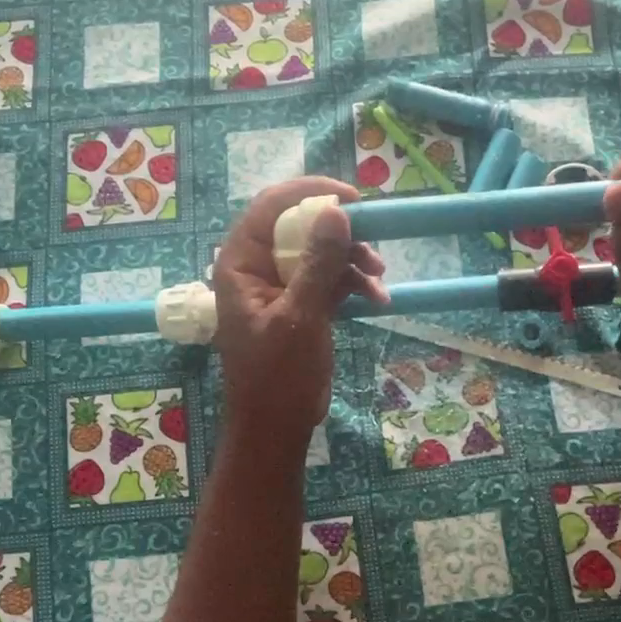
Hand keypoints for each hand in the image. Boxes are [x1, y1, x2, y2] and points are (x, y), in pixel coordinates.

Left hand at [213, 178, 388, 442]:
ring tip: (379, 277)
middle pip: (301, 227)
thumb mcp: (300, 317)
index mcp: (241, 262)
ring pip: (321, 252)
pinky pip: (331, 278)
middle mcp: (259, 267)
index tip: (352, 199)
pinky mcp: (304, 305)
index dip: (311, 195)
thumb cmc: (277, 375)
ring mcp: (283, 286)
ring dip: (353, 260)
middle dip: (340, 233)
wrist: (277, 426)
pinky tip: (378, 298)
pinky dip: (354, 283)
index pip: (271, 207)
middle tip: (373, 244)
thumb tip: (337, 212)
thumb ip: (318, 264)